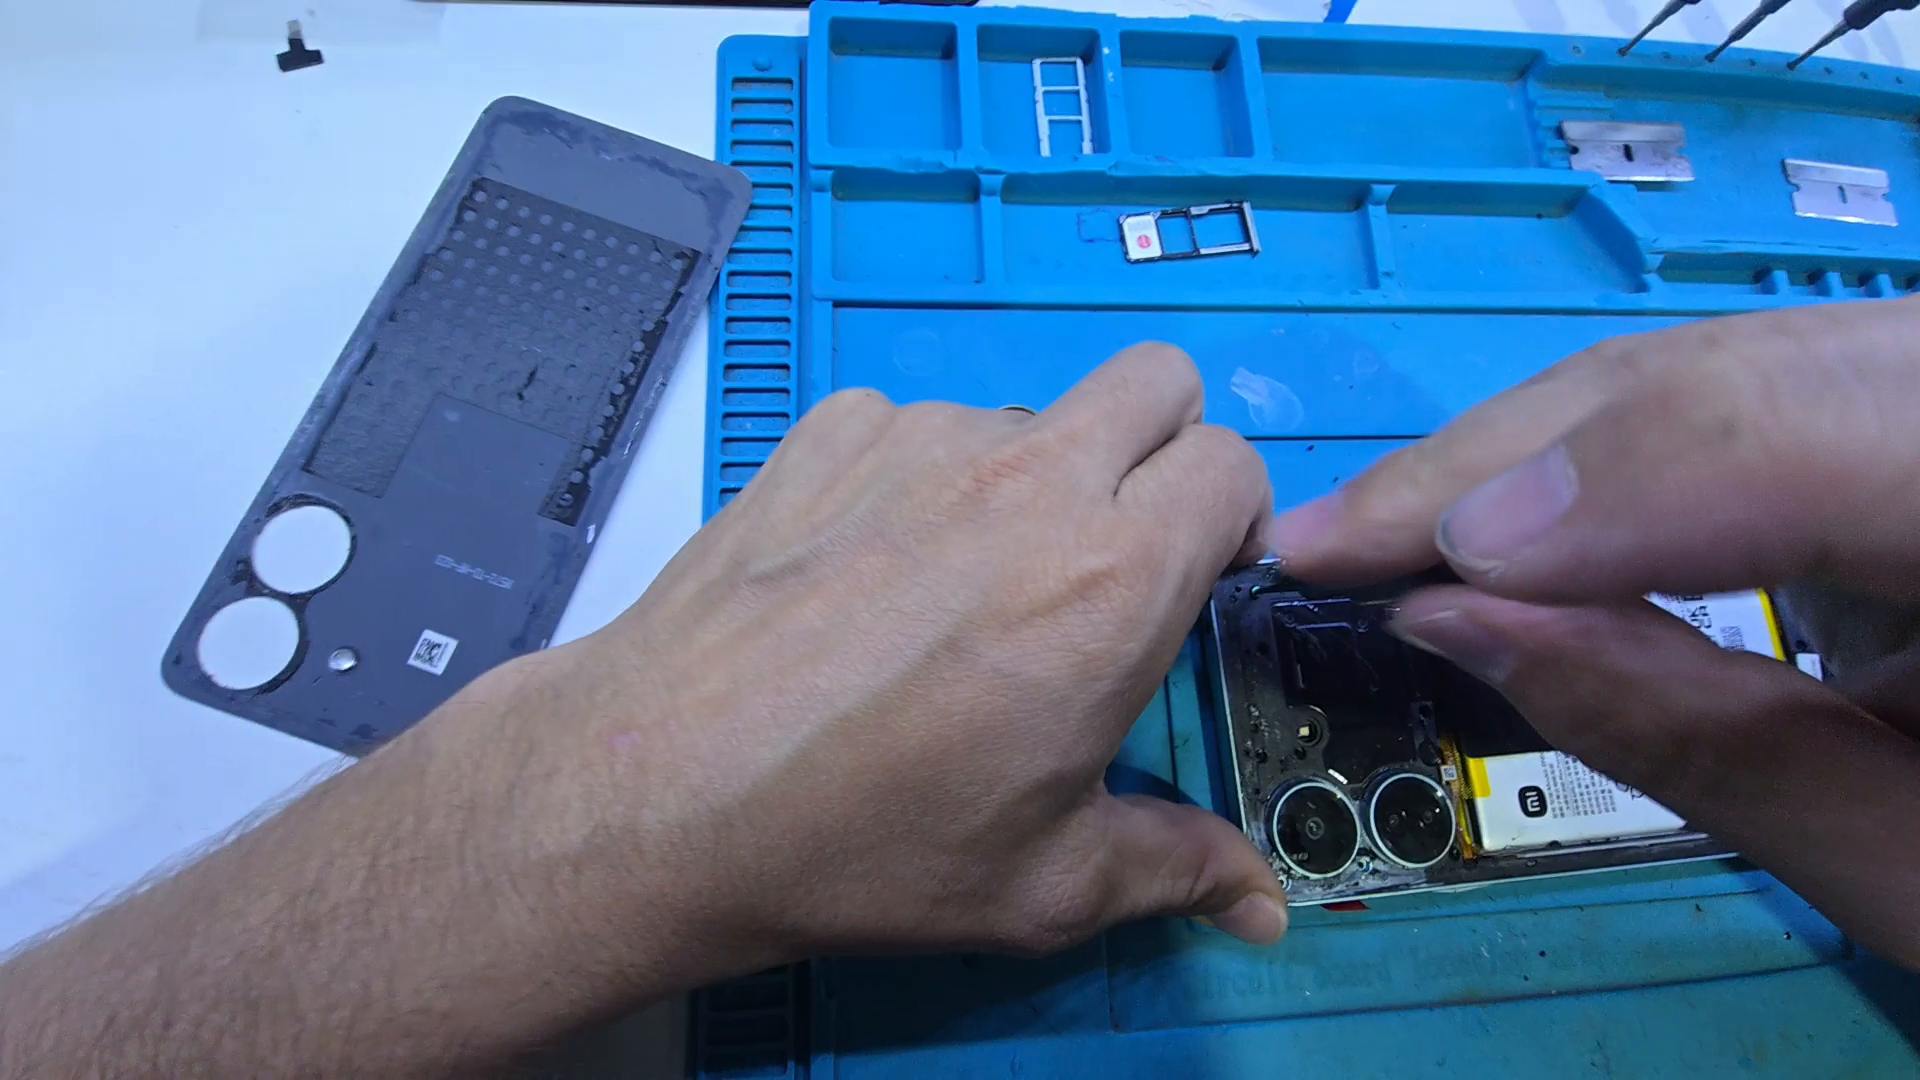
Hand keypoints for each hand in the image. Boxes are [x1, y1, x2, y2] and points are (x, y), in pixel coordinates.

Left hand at [0, 343, 1287, 1077]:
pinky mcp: (831, 427)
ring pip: (1026, 412)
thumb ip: (1173, 866)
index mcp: (1110, 575)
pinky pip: (911, 423)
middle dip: (1158, 445)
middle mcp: (1030, 476)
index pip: (1233, 463)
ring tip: (948, 579)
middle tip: (1104, 536)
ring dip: (1023, 475)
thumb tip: (1262, 902)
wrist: (663, 787)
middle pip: (1154, 380)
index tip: (1188, 571)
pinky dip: (913, 475)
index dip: (1227, 514)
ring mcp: (921, 434)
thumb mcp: (1043, 882)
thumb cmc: (867, 842)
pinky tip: (861, 557)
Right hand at [1268, 297, 1919, 966]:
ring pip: (1666, 372)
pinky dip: (1544, 468)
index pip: (1810, 429)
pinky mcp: (1852, 409)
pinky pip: (1669, 405)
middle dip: (1479, 470)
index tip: (1423, 583)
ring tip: (1364, 535)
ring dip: (1487, 465)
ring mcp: (1904, 390)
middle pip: (1702, 376)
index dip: (1603, 492)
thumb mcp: (1907, 863)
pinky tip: (1463, 521)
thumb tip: (1437, 618)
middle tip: (1322, 545)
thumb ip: (1678, 734)